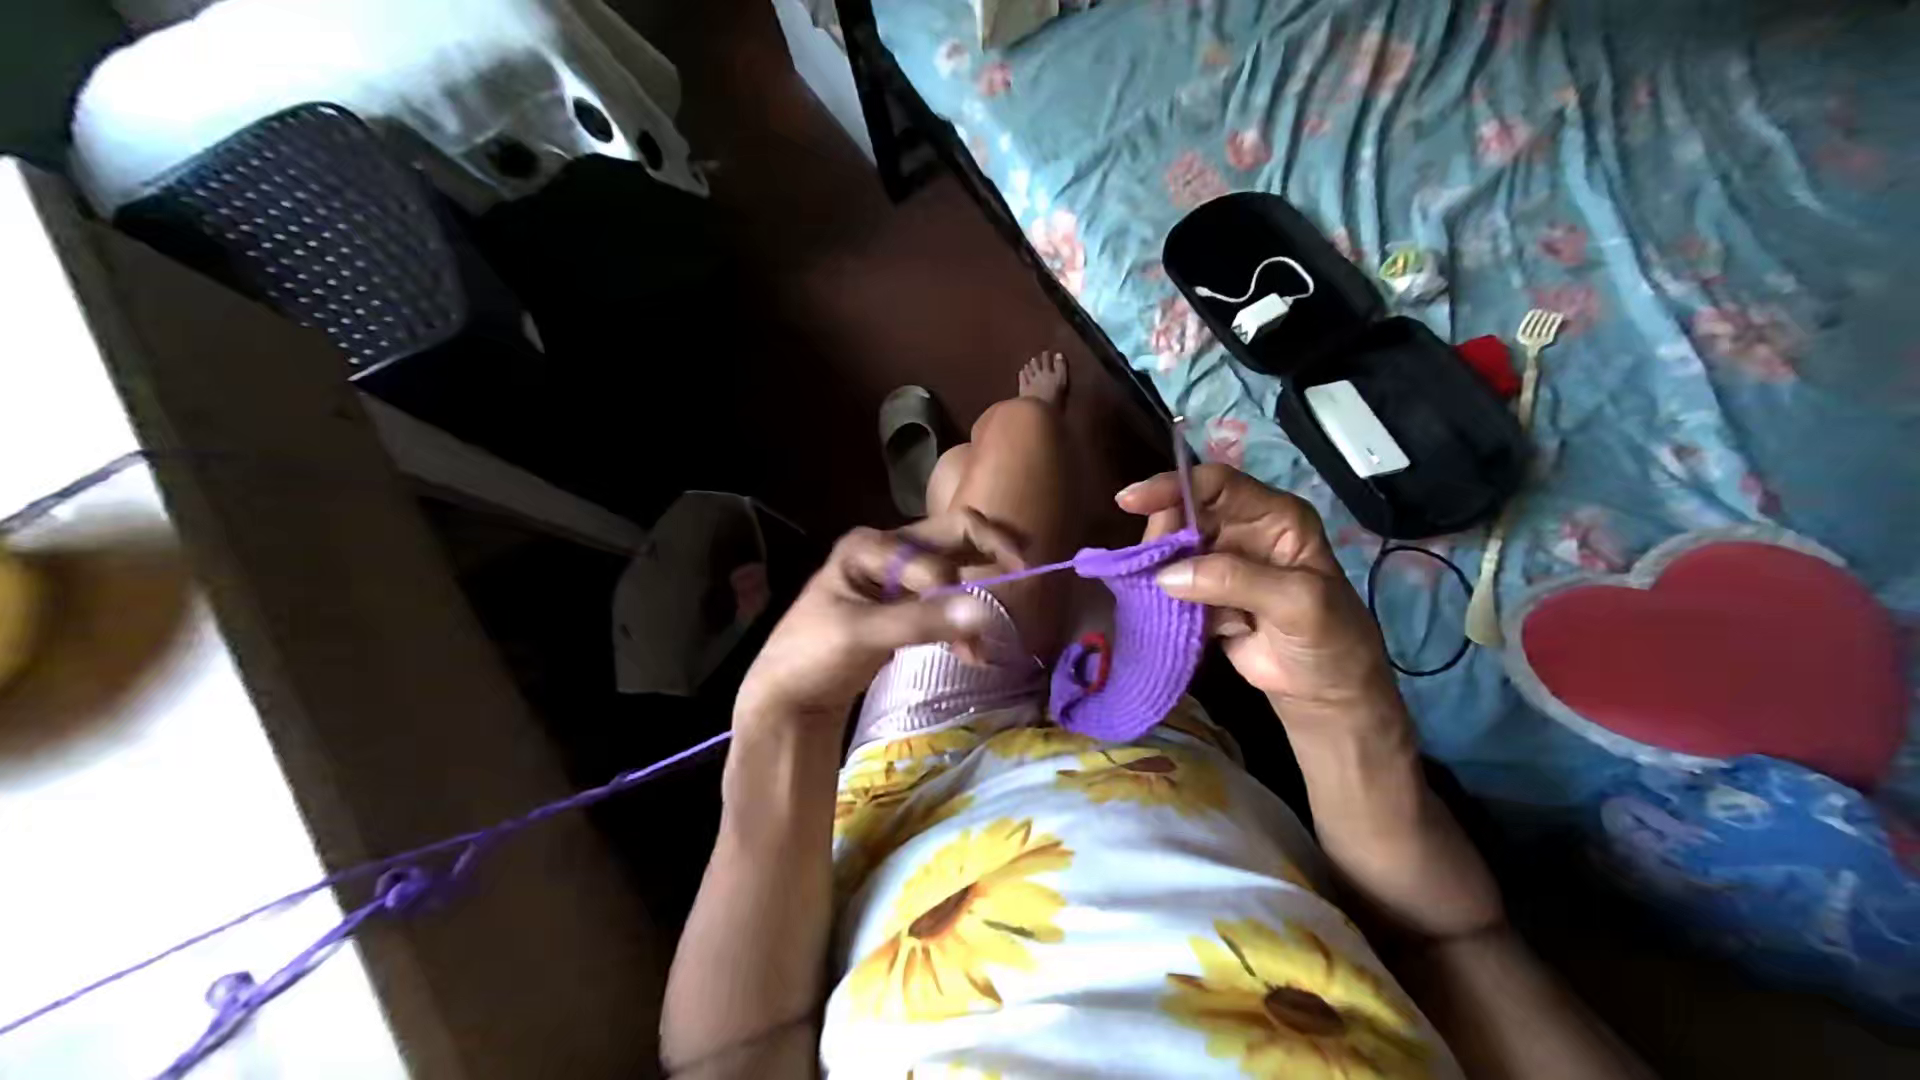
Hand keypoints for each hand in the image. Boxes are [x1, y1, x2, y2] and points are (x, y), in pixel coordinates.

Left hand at [733, 511, 1022, 730]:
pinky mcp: (906, 604)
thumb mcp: (863, 634)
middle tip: (1027, 567)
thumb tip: (985, 613)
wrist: (789, 693)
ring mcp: (898, 576)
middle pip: (953, 535)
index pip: (933, 552)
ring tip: (988, 643)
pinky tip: (973, 651)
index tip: (969, 627)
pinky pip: (947, 598)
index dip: (955, 587)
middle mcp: (887, 549)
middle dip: (991, 549)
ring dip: (979, 594)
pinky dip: (964, 619)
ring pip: (956, 567)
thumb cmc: (813, 654)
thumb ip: (922, 621)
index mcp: (869, 545)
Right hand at [1117, 465, 1397, 720]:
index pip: (1217, 484)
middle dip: (1161, 534)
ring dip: (1156, 566)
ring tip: (1152, 590)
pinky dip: (1157, 591)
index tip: (1130, 501)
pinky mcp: (1203, 593)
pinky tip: (1158, 606)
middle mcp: (1244, 531)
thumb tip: (1167, 574)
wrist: (1326, 693)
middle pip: (1185, 513)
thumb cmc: (1330, 641)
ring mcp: (1221, 562)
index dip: (1174, 486)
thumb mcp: (1297, 602)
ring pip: (1171, 548)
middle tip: (1144, 564)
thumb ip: (1236, 580)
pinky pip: (1169, 582)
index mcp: (1275, 517)